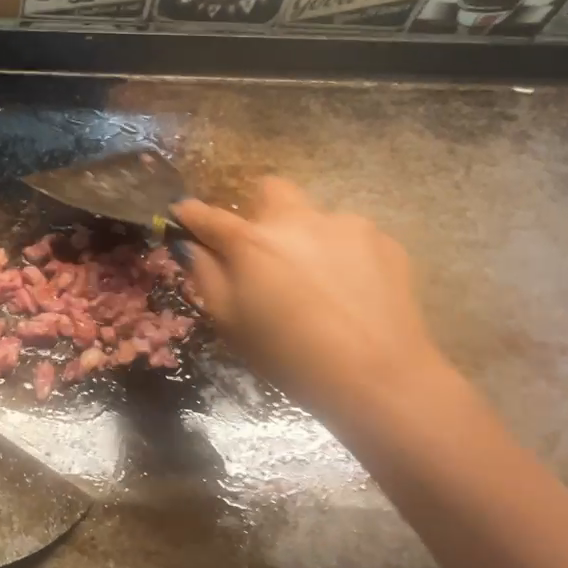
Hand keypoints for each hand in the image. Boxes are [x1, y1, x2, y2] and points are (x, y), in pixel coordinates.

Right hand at [174, 179, 448, 421]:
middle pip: (270, 192)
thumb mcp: (230, 322)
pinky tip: (347, 292)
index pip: (209, 216)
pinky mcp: (384, 242)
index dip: (191, 214)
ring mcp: (346, 226)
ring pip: (314, 218)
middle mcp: (297, 220)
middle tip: (262, 251)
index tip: (183, 215)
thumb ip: (205, 276)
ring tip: (314, 284)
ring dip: (305, 239)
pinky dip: (341, 256)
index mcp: (252, 242)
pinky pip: (350, 238)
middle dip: (259, 212)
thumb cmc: (288, 355)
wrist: (377, 376)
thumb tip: (191, 246)